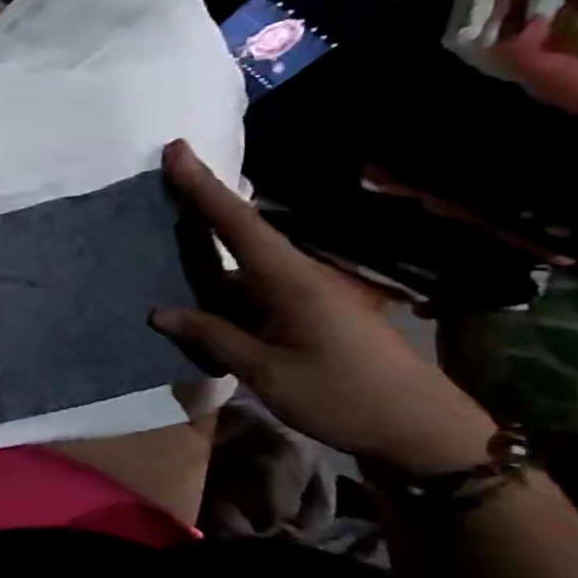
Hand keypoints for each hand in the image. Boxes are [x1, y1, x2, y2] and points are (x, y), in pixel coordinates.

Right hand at [152, 140, 497, 475]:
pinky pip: (257, 294)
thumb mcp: (269, 373)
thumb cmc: (342, 397)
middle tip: (160, 193)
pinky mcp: (311, 313)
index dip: (202, 187)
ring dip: (208, 265)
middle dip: (200, 212)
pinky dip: (226, 296)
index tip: (175, 150)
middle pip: (239, 237)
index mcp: (290, 281)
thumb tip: (160, 312)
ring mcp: (307, 295)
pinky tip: (201, 311)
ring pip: (245, 270)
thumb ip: (215, 337)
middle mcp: (298, 276)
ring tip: (166, 261)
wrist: (417, 426)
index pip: (237, 224)